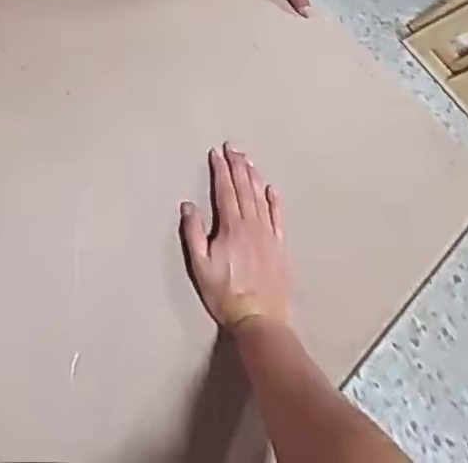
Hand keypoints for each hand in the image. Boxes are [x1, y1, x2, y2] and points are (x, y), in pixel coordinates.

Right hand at [180, 143, 291, 328]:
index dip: (220, 170)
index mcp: (231, 228)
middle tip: (233, 147)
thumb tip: (188, 206)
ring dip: (253, 176)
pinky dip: (274, 201)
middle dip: (237, 166)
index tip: (216, 154)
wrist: (261, 321)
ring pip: (260, 198)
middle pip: (244, 189)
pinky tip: (271, 189)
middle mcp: (252, 226)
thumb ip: (193, 233)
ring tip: (247, 160)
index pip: (225, 191)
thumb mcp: (200, 265)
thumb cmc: (225, 294)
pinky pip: (278, 217)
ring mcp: (268, 236)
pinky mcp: (279, 247)